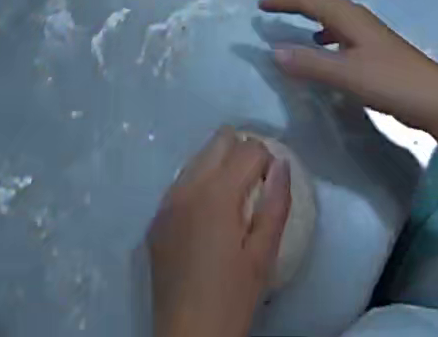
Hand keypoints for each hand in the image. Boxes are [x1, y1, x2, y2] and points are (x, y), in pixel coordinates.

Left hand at [147, 129, 291, 336]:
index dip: (267, 161)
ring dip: (220, 165)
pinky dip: (200, 184)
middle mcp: (187, 187)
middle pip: (221, 138)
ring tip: (231, 201)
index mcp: (217, 193)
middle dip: (242, 152)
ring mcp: (167, 202)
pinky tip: (208, 217)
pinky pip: (182, 181)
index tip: (270, 186)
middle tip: (253, 186)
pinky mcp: (156, 220)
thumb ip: (277, 202)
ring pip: (199, 156)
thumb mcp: (265, 253)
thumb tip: (281, 163)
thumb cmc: (232, 298)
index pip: (250, 148)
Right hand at [260, 0, 437, 131]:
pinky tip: (322, 45)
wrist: (434, 98)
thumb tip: (274, 50)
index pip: (313, 0)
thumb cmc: (390, 81)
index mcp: (350, 19)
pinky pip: (342, 30)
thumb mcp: (346, 74)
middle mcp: (359, 19)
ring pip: (334, 14)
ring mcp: (369, 34)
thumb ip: (311, 63)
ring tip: (292, 18)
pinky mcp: (375, 50)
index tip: (262, 2)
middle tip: (271, 1)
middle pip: (324, 1)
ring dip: (311, 12)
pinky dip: (325, 31)